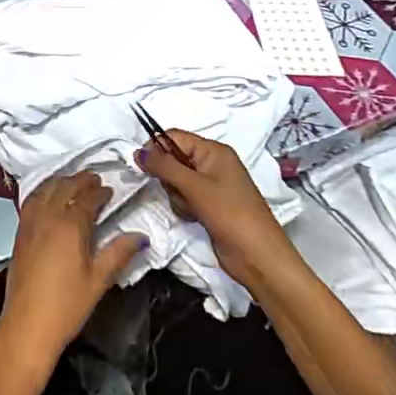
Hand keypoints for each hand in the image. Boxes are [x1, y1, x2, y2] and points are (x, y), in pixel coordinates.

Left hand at [0, 171, 145, 378]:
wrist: (28, 324)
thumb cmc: (67, 305)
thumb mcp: (99, 280)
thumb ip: (119, 253)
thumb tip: (141, 237)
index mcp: (70, 225)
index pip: (87, 199)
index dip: (100, 193)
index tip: (110, 191)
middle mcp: (48, 217)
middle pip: (64, 188)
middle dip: (81, 181)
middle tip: (94, 179)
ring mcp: (30, 223)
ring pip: (45, 190)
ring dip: (60, 182)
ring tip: (73, 182)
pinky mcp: (19, 232)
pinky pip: (31, 200)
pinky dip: (42, 191)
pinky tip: (47, 196)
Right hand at [138, 129, 290, 272]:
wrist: (258, 257)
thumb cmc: (230, 214)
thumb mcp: (194, 186)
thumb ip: (164, 166)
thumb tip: (137, 151)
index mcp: (214, 151)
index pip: (174, 137)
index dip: (156, 148)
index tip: (142, 165)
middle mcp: (212, 164)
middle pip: (173, 159)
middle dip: (169, 177)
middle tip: (180, 191)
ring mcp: (211, 186)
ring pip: (175, 181)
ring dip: (177, 195)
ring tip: (192, 209)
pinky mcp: (208, 205)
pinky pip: (184, 197)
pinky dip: (184, 207)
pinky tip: (194, 217)